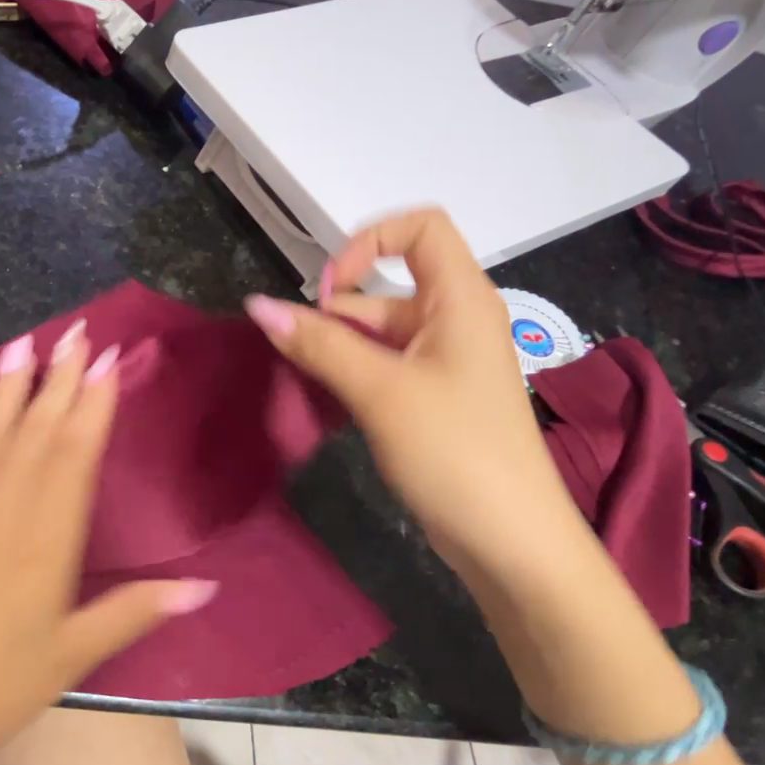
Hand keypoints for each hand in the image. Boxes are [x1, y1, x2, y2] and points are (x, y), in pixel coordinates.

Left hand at [0, 323, 217, 762]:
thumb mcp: (73, 656)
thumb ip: (134, 612)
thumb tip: (205, 587)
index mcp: (45, 541)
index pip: (75, 455)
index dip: (93, 405)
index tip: (107, 361)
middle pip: (34, 434)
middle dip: (58, 380)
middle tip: (76, 333)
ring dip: (1, 391)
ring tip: (20, 346)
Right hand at [242, 208, 581, 575]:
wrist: (507, 536)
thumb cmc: (452, 449)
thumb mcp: (380, 390)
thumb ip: (319, 344)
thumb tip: (257, 304)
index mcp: (461, 300)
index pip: (421, 228)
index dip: (368, 242)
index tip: (326, 290)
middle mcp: (455, 321)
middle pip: (387, 287)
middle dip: (335, 311)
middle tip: (300, 354)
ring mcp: (445, 363)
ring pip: (378, 333)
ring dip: (337, 349)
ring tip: (306, 383)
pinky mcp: (433, 398)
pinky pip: (384, 367)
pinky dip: (351, 375)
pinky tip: (327, 402)